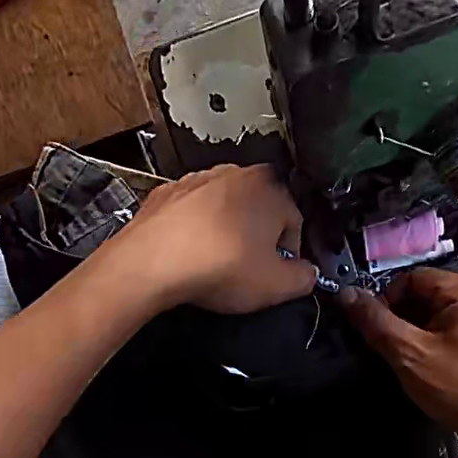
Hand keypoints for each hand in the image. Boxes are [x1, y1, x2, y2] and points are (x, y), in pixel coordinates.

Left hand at [100, 164, 316, 313]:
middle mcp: (236, 172)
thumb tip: (306, 274)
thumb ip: (304, 278)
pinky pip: (191, 213)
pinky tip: (189, 255)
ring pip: (224, 209)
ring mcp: (198, 179)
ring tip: (214, 264)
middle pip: (259, 210)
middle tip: (246, 271)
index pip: (295, 222)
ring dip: (225, 233)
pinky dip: (193, 230)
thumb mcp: (276, 286)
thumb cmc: (217, 266)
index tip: (276, 274)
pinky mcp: (167, 192)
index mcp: (272, 188)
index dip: (288, 254)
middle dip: (256, 239)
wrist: (151, 262)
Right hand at [339, 268, 457, 440]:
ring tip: (409, 363)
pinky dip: (433, 347)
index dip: (385, 300)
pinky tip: (429, 371)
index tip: (374, 329)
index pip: (412, 278)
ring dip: (415, 336)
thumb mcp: (410, 353)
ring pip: (435, 317)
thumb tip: (348, 295)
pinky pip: (451, 333)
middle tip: (387, 349)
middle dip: (400, 320)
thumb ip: (376, 322)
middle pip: (424, 296)